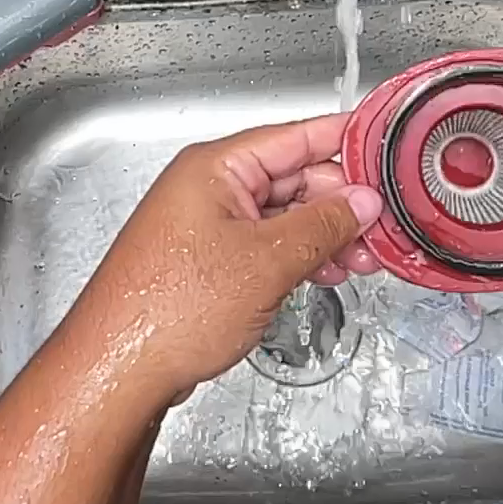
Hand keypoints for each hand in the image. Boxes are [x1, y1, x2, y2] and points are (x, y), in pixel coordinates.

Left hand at [59, 115, 383, 405]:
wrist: (119, 368)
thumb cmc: (169, 309)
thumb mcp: (265, 262)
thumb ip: (322, 226)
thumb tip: (361, 203)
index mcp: (217, 167)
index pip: (294, 136)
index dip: (343, 139)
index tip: (382, 144)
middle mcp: (210, 187)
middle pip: (292, 177)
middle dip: (340, 202)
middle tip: (380, 226)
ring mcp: (209, 223)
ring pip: (282, 214)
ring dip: (324, 234)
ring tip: (360, 258)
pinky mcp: (210, 257)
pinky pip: (265, 243)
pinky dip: (298, 255)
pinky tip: (324, 272)